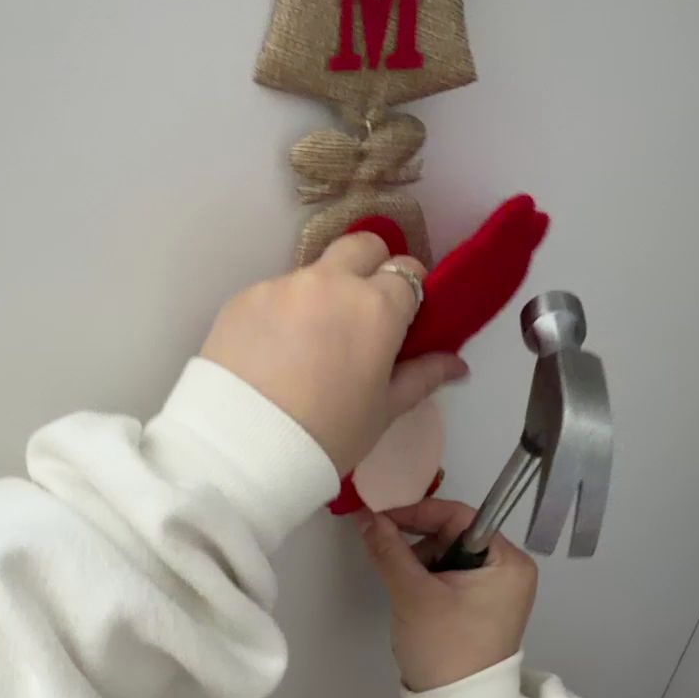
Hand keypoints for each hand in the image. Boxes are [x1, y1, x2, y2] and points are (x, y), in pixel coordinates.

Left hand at [200, 232, 466, 473]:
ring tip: (309, 347)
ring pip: (314, 273)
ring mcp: (282, 287)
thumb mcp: (382, 412)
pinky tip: (273, 355)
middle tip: (362, 316)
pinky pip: (274, 294)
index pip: (408, 272)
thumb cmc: (325, 436)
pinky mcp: (242, 299)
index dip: (409, 295)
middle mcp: (329, 283)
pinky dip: (282, 314)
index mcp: (375, 308)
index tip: (402, 321)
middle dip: (371, 269)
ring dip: (322, 296)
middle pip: (362, 247)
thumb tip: (456, 364)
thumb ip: (421, 377)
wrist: (242, 450)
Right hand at [353, 497, 538, 692]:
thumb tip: (365, 514)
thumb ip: (388, 549)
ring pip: (446, 555)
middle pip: (452, 534)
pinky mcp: (479, 606)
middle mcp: (508, 569)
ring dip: (418, 562)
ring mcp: (495, 590)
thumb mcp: (412, 593)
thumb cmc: (445, 647)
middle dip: (416, 542)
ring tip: (404, 587)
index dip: (417, 512)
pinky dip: (425, 578)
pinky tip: (411, 595)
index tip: (380, 516)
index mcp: (507, 561)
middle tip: (386, 551)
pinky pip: (448, 576)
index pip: (459, 516)